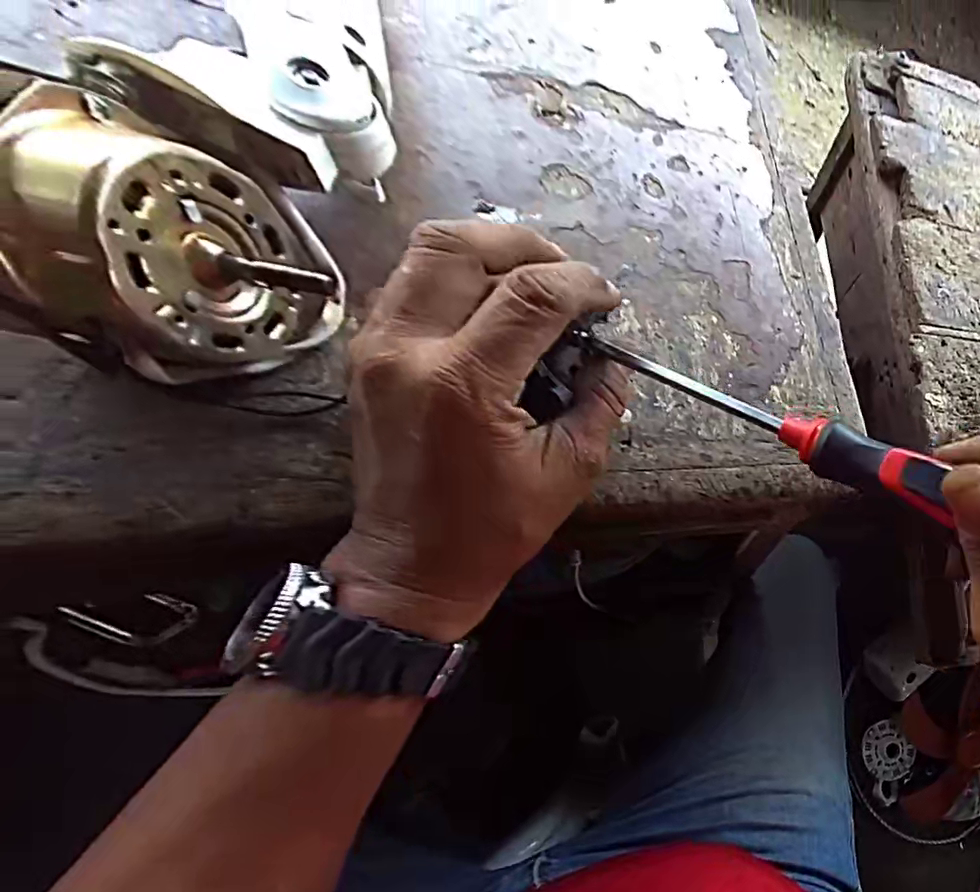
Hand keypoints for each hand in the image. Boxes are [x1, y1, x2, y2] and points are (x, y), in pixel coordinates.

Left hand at [322, 221, 631, 641]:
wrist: (414, 558)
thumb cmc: (498, 523)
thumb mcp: (573, 468)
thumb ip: (600, 403)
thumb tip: (611, 359)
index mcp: (465, 383)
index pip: (530, 296)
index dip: (581, 284)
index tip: (610, 299)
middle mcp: (408, 348)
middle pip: (459, 245)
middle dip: (529, 245)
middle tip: (572, 274)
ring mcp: (376, 344)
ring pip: (425, 251)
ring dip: (490, 251)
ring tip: (539, 280)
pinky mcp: (368, 351)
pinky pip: (412, 281)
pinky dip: (461, 275)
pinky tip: (498, 305)